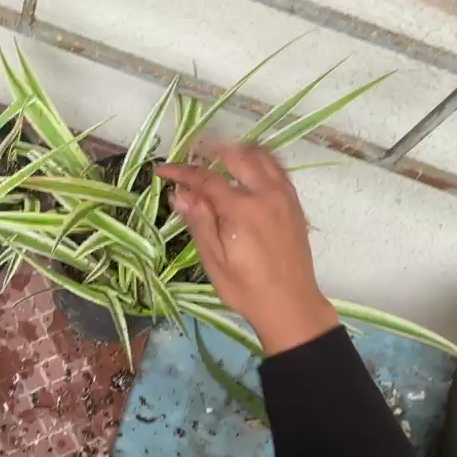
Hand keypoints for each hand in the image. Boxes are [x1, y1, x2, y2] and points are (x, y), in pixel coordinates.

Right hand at [156, 142, 338, 355]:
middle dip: (211, 151)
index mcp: (242, 210)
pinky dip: (259, 161)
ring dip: (238, 151)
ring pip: (262, 157)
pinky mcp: (295, 204)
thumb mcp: (214, 260)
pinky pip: (277, 170)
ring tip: (217, 156)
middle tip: (190, 154)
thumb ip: (199, 222)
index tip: (162, 170)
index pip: (206, 179)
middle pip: (237, 157)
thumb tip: (179, 194)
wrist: (290, 305)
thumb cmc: (246, 288)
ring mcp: (284, 197)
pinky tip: (247, 171)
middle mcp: (266, 195)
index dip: (181, 172)